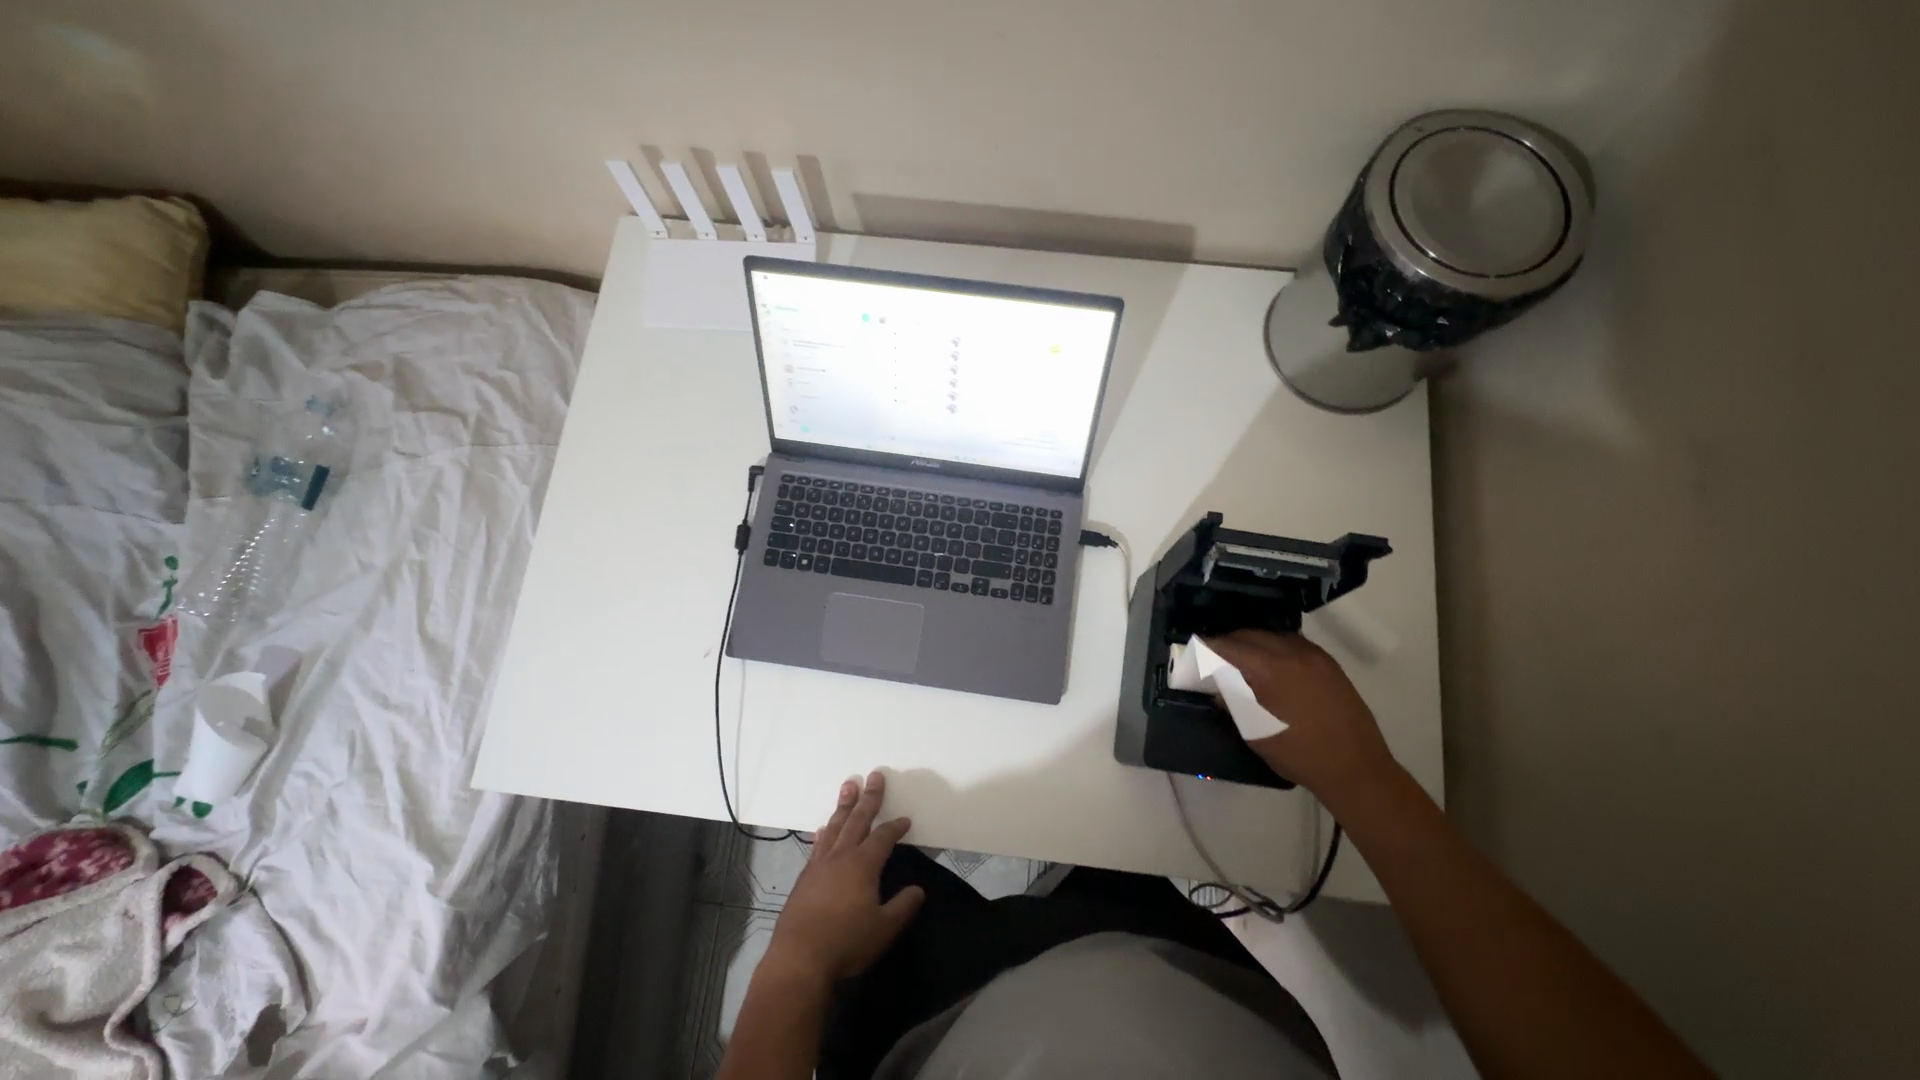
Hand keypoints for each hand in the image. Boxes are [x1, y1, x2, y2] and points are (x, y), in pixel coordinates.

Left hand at [765, 771, 924, 983]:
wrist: (799, 958)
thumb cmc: (846, 943)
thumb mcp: (884, 928)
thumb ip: (903, 906)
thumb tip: (917, 890)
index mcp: (863, 865)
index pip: (883, 838)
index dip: (895, 827)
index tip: (905, 820)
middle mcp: (840, 857)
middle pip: (857, 820)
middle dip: (868, 798)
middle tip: (874, 775)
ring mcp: (818, 866)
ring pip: (834, 827)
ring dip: (843, 806)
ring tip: (848, 786)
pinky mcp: (804, 878)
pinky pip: (818, 845)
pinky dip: (823, 832)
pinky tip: (822, 828)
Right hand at [1205, 630, 1397, 804]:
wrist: (1356, 768)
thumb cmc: (1299, 753)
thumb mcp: (1255, 731)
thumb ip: (1233, 701)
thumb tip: (1218, 686)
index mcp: (1272, 668)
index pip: (1231, 646)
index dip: (1208, 647)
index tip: (1193, 650)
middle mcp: (1294, 653)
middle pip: (1252, 635)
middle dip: (1229, 642)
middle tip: (1212, 657)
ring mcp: (1316, 658)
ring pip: (1275, 637)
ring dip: (1253, 644)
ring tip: (1240, 661)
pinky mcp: (1330, 666)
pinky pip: (1295, 645)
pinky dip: (1275, 649)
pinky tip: (1271, 666)